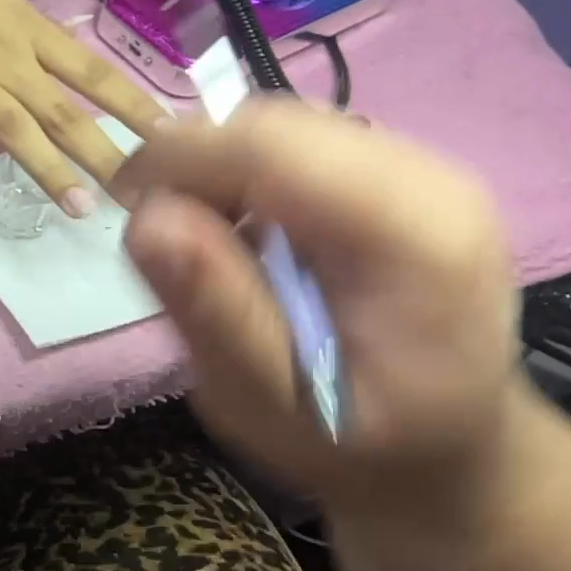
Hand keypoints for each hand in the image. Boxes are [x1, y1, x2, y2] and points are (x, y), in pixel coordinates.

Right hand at [0, 0, 166, 219]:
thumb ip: (27, 33)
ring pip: (16, 129)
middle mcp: (9, 59)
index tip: (170, 135)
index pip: (93, 72)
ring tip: (80, 208)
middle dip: (106, 154)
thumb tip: (58, 58)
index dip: (133, 104)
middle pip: (65, 111)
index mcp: (30, 31)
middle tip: (140, 195)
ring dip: (49, 170)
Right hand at [112, 102, 521, 511]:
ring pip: (273, 123)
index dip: (176, 159)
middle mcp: (428, 178)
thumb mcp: (266, 400)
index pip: (269, 144)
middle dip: (191, 166)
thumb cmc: (353, 441)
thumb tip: (148, 216)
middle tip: (164, 242)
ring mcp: (418, 167)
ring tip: (208, 245)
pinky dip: (240, 173)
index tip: (122, 207)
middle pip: (269, 123)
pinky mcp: (392, 170)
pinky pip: (288, 141)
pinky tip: (245, 233)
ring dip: (213, 171)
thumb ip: (214, 310)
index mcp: (411, 234)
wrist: (448, 447)